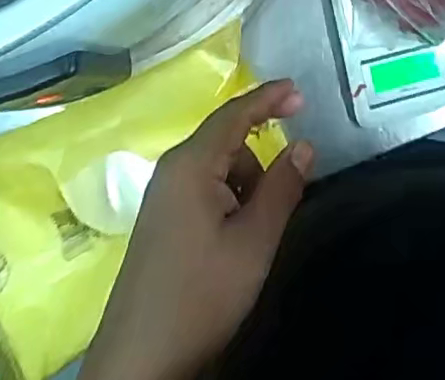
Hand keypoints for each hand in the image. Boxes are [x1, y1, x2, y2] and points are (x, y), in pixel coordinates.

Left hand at [81, 80, 315, 379]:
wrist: (139, 361)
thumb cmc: (201, 293)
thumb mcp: (254, 241)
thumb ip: (282, 187)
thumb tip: (304, 145)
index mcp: (191, 163)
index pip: (235, 112)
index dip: (269, 97)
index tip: (301, 91)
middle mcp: (172, 168)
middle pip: (226, 139)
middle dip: (261, 153)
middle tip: (291, 181)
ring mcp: (163, 194)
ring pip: (217, 166)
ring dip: (247, 182)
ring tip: (258, 229)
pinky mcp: (161, 218)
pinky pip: (204, 187)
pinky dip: (229, 197)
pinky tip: (237, 235)